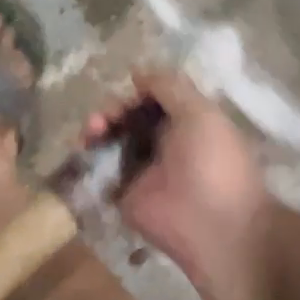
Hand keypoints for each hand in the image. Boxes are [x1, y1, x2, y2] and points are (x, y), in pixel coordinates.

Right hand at [84, 68, 270, 273]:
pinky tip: (83, 152)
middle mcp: (162, 143)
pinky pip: (100, 170)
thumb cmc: (214, 163)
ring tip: (90, 134)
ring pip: (110, 139)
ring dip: (96, 129)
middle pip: (126, 116)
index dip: (135, 93)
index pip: (151, 98)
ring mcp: (141, 169)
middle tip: (101, 119)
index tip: (128, 95)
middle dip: (110, 110)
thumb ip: (169, 87)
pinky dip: (88, 158)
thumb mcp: (200, 112)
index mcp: (185, 123)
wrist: (216, 225)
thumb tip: (136, 73)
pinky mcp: (124, 193)